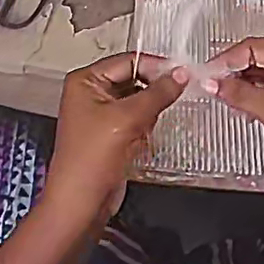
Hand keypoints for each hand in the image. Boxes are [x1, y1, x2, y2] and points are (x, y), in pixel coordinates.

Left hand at [43, 53, 186, 223]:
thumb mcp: (127, 119)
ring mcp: (100, 114)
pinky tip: (139, 142)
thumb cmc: (89, 160)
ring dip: (148, 115)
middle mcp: (91, 93)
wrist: (81, 201)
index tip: (183, 74)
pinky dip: (143, 129)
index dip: (156, 67)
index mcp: (85, 81)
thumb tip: (180, 75)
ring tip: (142, 130)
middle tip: (169, 102)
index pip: (128, 61)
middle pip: (134, 80)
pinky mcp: (111, 134)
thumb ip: (158, 93)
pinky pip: (137, 121)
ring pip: (139, 102)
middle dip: (151, 94)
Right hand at [201, 38, 263, 197]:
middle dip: (233, 72)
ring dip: (242, 86)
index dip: (228, 60)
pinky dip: (254, 98)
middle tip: (210, 86)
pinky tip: (241, 107)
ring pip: (263, 75)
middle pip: (259, 58)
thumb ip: (242, 95)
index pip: (256, 47)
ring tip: (223, 98)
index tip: (206, 75)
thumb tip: (214, 82)